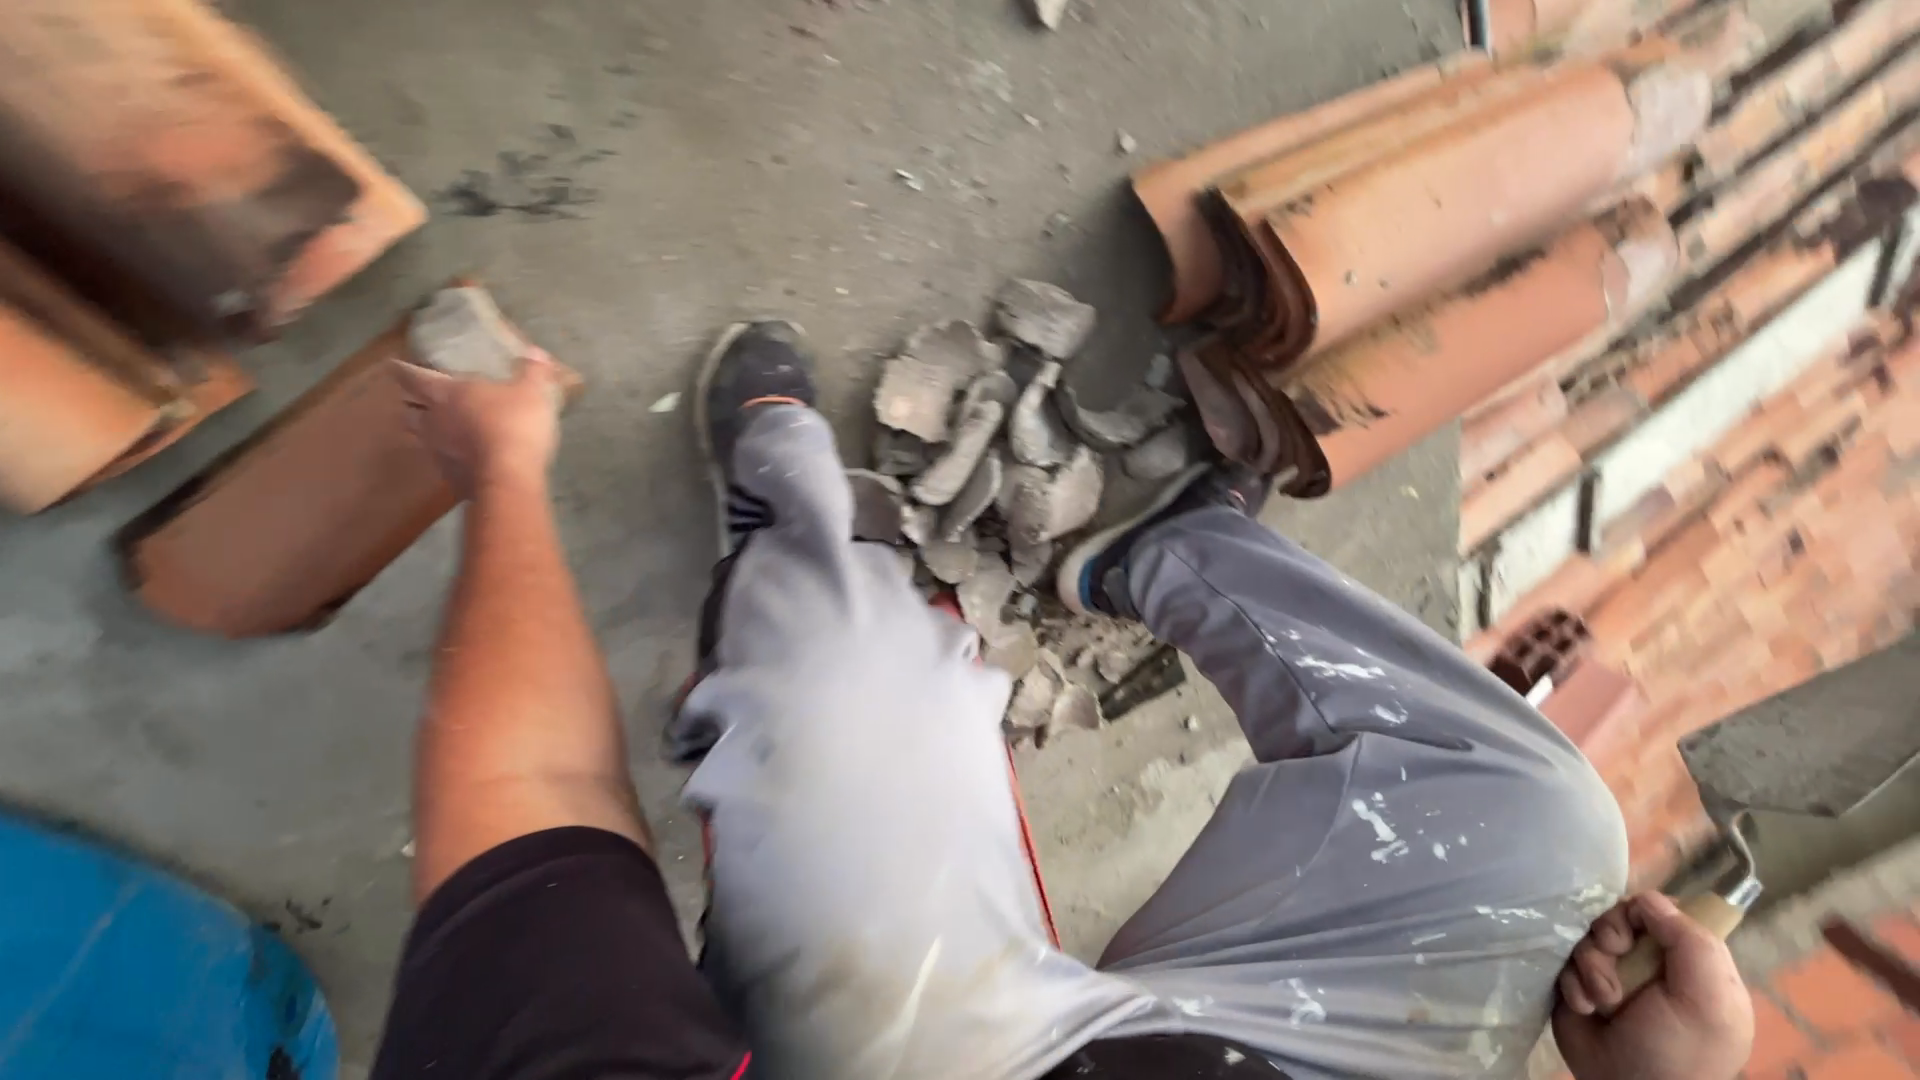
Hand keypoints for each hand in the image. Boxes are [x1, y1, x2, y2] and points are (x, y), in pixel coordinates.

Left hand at [392, 350, 561, 495]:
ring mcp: (438, 450)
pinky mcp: (450, 475)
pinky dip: (449, 456)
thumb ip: (533, 372)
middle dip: (411, 403)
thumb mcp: (533, 392)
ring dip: (426, 431)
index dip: (403, 369)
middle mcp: (433, 420)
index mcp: (446, 393)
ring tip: (436, 429)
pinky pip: (443, 460)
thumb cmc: (515, 425)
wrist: (509, 477)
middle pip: (409, 409)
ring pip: (421, 436)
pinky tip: (463, 457)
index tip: (392, 365)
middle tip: (415, 399)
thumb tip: (535, 351)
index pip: (414, 376)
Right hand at [1554, 892, 1752, 1079]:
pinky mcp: (1578, 986)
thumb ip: (1692, 945)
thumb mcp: (1707, 1004)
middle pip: (1613, 919)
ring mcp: (1611, 975)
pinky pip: (1561, 963)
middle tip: (1612, 959)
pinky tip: (1584, 1007)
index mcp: (1689, 965)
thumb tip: (1649, 899)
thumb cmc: (1680, 1052)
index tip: (1631, 935)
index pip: (1657, 912)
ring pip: (1582, 940)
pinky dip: (1571, 984)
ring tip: (1601, 1001)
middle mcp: (1649, 964)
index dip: (1638, 914)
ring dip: (1588, 968)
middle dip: (1605, 940)